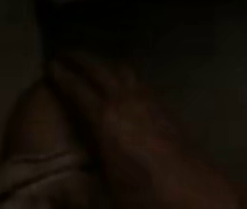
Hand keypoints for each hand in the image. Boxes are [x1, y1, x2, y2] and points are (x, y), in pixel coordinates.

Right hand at [48, 53, 241, 208]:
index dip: (61, 76)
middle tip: (64, 54)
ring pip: (119, 68)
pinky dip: (121, 72)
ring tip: (90, 63)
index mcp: (105, 120)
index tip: (48, 65)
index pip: (77, 89)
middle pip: (98, 69)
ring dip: (102, 62)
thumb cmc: (147, 200)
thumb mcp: (104, 202)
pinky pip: (136, 78)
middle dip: (80, 59)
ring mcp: (146, 99)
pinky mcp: (163, 105)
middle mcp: (124, 100)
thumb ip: (76, 193)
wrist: (199, 196)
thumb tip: (51, 190)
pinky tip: (121, 82)